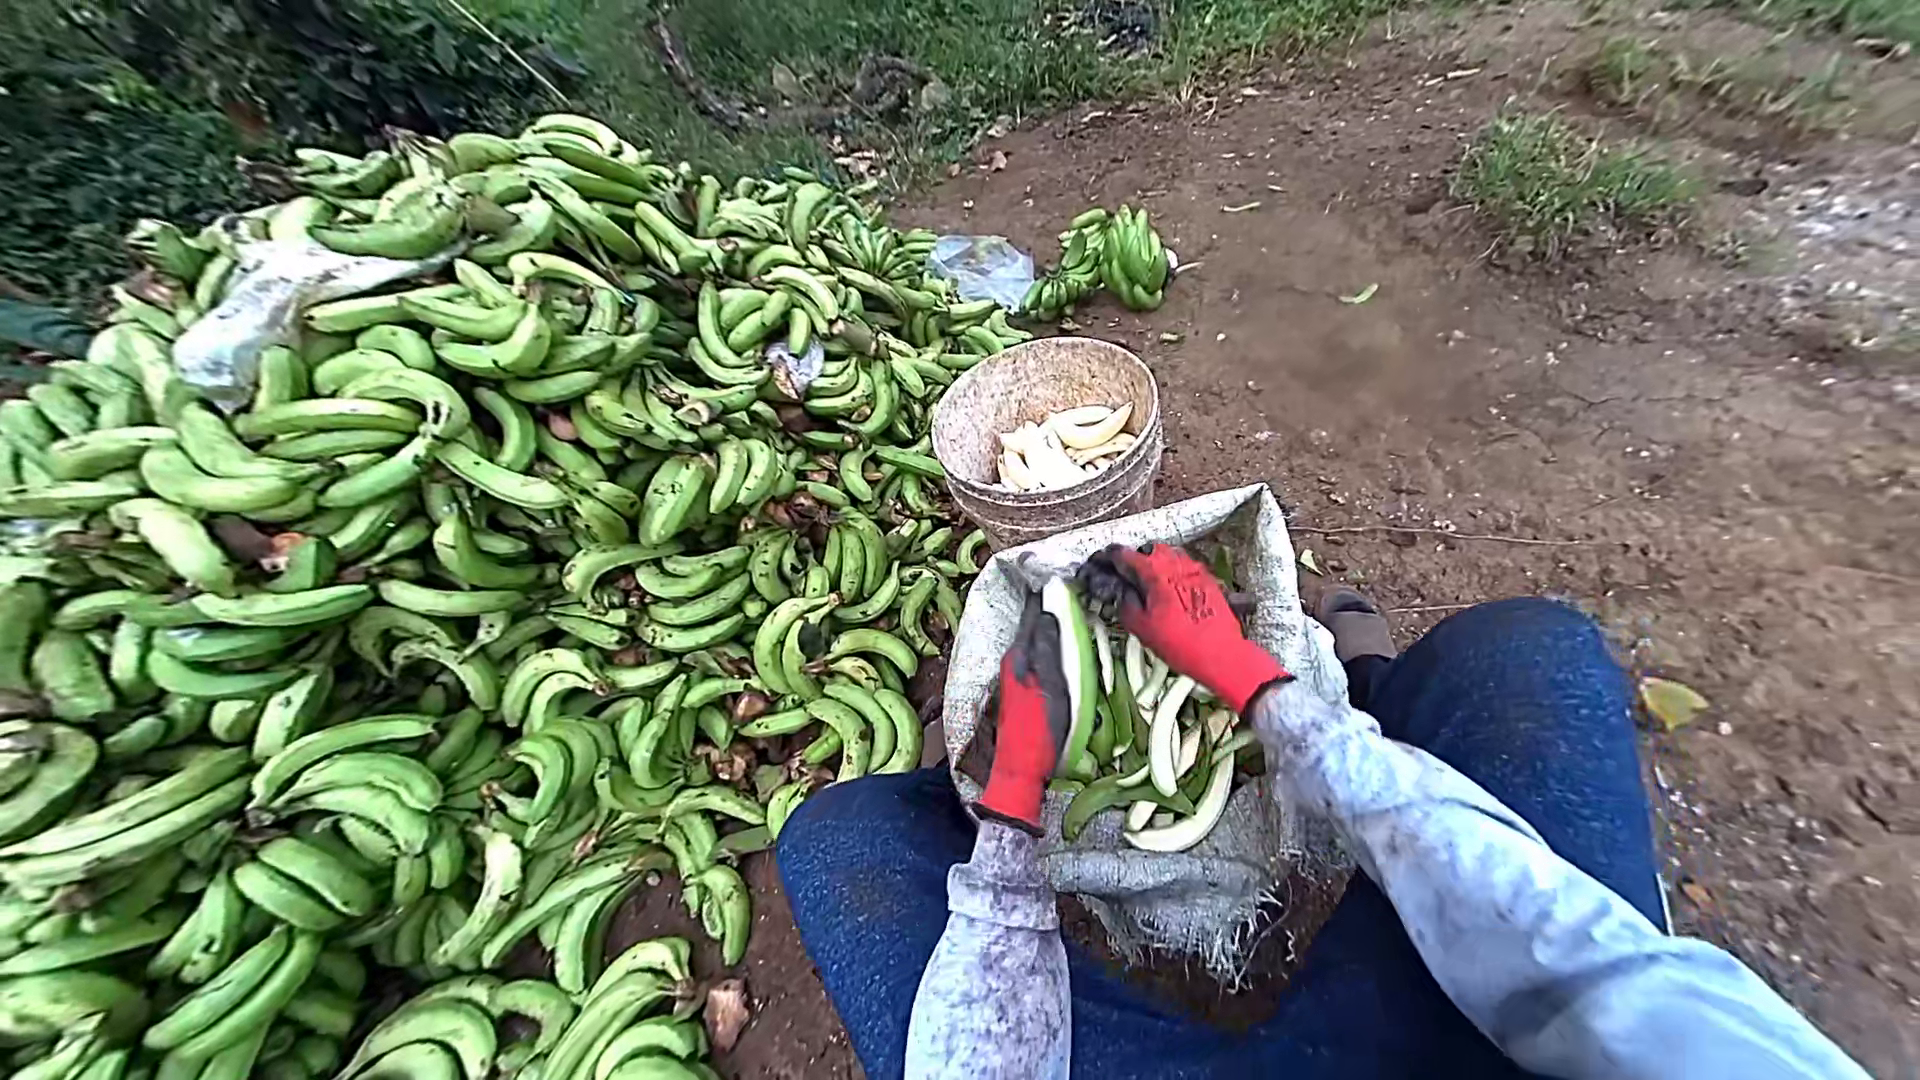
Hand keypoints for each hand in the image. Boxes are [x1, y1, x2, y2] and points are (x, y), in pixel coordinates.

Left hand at [972, 591, 1073, 832]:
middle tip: (1066, 586)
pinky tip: (1057, 641)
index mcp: (1020, 654)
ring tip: (1065, 607)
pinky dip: (1043, 640)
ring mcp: (1012, 673)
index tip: (1060, 574)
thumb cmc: (1041, 728)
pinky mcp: (1017, 685)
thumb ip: (1049, 648)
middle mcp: (1012, 659)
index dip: (1045, 593)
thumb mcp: (1053, 687)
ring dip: (1045, 622)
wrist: (1018, 768)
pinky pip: (1032, 652)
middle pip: (1030, 623)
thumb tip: (1047, 610)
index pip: (1032, 613)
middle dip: (1045, 604)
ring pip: (1031, 637)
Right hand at [1076, 543, 1289, 712]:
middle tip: (1122, 574)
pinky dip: (1170, 573)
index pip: (1124, 555)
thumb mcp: (1140, 626)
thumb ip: (1125, 602)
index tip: (1099, 562)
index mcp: (1155, 571)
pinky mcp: (1208, 580)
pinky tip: (1167, 590)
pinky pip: (1183, 568)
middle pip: (1148, 550)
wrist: (1222, 655)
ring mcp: (1194, 569)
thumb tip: (1121, 591)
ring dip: (1153, 564)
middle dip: (1133, 558)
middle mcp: (1175, 563)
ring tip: (1145, 582)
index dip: (1107, 558)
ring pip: (1167, 556)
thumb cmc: (1178, 642)